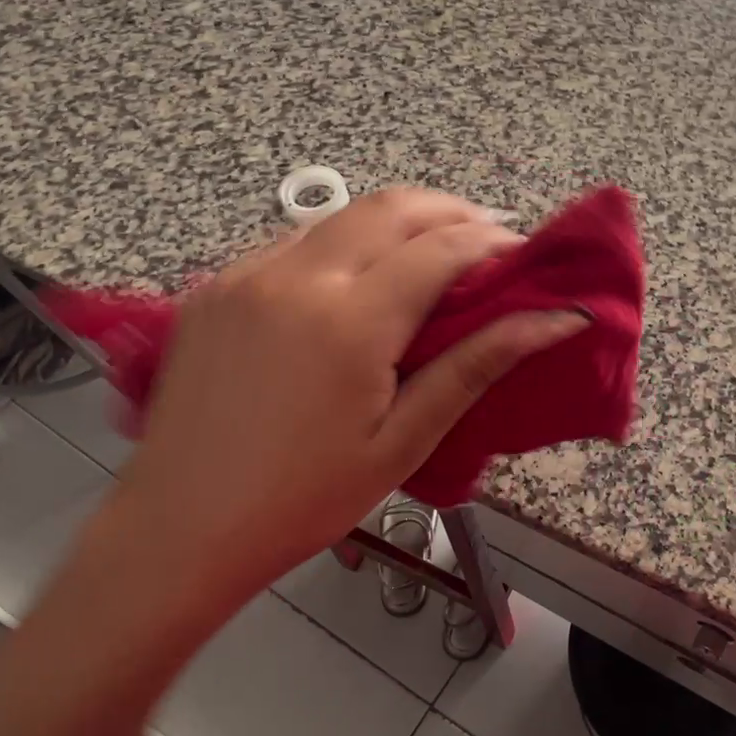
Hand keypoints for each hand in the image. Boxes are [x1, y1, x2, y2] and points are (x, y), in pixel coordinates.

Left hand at [116, 188, 588, 605]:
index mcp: (350, 320)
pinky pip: (296, 240)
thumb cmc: (305, 498)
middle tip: (490, 241)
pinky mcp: (216, 286)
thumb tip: (556, 319)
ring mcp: (248, 274)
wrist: (179, 529)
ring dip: (400, 221)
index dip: (493, 243)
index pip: (442, 248)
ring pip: (343, 214)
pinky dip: (346, 242)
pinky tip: (362, 280)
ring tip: (435, 256)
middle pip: (393, 206)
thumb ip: (478, 365)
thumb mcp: (404, 439)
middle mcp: (297, 277)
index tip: (525, 258)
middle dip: (453, 211)